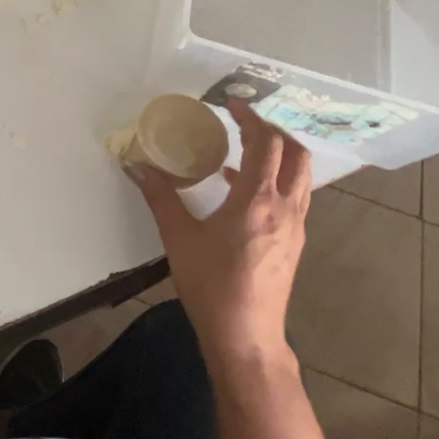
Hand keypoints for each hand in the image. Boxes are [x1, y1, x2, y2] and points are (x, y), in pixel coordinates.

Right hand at [126, 101, 311, 362]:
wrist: (245, 334)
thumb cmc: (210, 284)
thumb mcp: (178, 238)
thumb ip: (160, 197)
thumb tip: (137, 166)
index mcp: (257, 201)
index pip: (264, 144)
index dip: (250, 118)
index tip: (230, 104)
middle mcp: (285, 208)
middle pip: (295, 154)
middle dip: (273, 131)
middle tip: (244, 122)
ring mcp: (296, 227)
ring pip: (301, 176)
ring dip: (280, 154)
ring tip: (246, 149)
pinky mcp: (294, 243)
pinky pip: (294, 197)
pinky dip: (276, 180)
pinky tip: (242, 189)